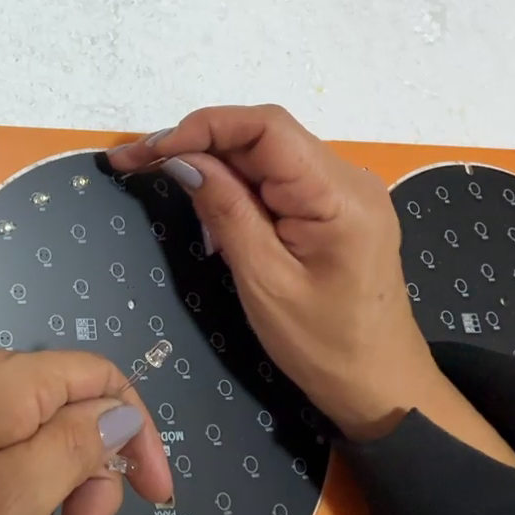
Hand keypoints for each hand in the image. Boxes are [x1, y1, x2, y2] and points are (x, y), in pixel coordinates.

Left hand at [0, 349, 173, 514]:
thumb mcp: (13, 499)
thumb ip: (75, 446)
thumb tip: (119, 412)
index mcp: (3, 378)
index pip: (98, 373)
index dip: (138, 429)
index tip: (157, 500)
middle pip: (68, 398)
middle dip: (94, 463)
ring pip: (34, 423)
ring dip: (60, 477)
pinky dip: (23, 476)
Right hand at [107, 105, 513, 460]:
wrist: (380, 387)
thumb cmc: (323, 343)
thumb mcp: (263, 278)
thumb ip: (224, 208)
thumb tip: (179, 159)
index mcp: (338, 195)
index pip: (265, 127)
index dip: (202, 127)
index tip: (150, 151)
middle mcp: (345, 178)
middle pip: (259, 135)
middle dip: (194, 142)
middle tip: (134, 163)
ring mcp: (339, 190)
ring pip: (260, 153)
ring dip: (207, 160)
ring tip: (158, 177)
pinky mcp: (327, 205)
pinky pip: (270, 176)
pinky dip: (229, 181)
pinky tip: (202, 200)